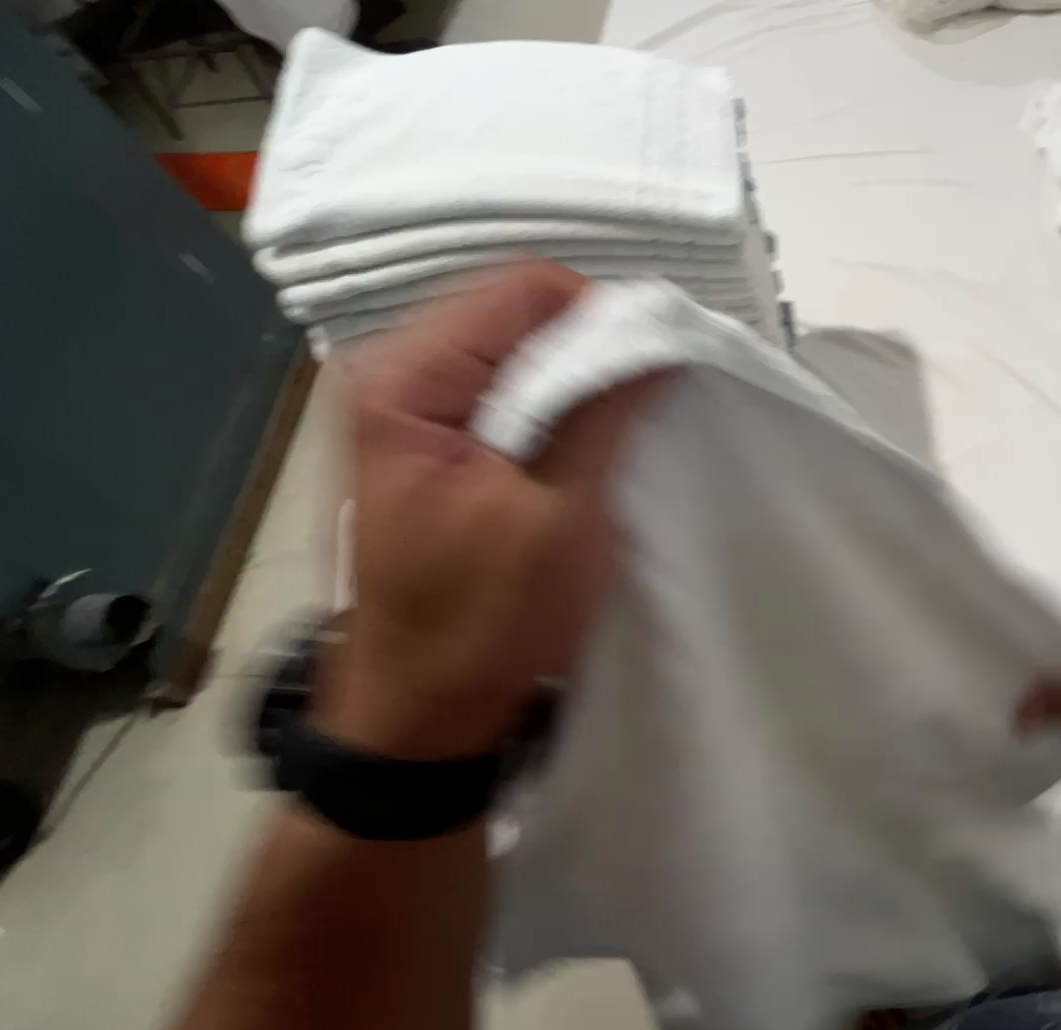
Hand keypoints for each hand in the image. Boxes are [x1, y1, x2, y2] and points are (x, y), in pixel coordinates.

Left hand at [325, 262, 671, 759]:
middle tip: (651, 408)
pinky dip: (567, 408)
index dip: (608, 318)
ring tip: (628, 431)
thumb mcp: (557, 513)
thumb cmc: (486, 618)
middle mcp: (400, 371)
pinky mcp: (441, 440)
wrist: (427, 708)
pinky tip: (595, 446)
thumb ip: (603, 411)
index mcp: (407, 377)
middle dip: (600, 349)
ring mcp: (417, 406)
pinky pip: (518, 391)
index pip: (527, 290)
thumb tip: (661, 336)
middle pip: (524, 313)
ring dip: (588, 382)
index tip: (661, 374)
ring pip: (528, 351)